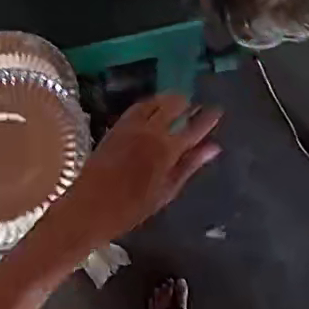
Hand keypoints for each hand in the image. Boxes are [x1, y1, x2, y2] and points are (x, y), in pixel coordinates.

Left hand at [38, 94, 222, 245]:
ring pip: (155, 102)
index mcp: (167, 150)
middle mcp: (150, 131)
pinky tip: (152, 107)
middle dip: (187, 103)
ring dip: (168, 99)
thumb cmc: (132, 208)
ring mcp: (130, 127)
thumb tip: (214, 147)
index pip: (194, 127)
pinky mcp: (115, 127)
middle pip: (173, 106)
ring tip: (178, 101)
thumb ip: (190, 165)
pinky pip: (136, 108)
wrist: (89, 208)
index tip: (218, 110)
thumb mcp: (167, 191)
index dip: (208, 118)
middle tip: (196, 105)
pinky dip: (149, 104)